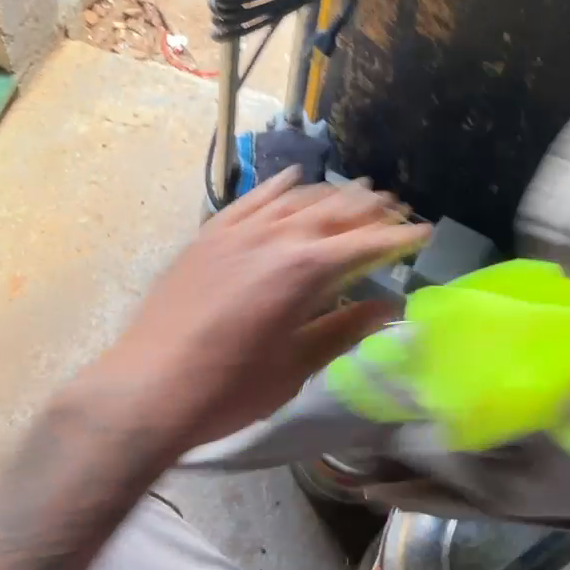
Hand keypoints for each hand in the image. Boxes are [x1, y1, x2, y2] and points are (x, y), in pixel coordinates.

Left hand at [94, 168, 430, 448]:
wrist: (147, 389)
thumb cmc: (229, 389)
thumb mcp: (296, 366)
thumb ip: (344, 329)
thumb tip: (387, 307)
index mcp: (303, 270)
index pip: (364, 242)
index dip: (397, 236)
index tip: (422, 230)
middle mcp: (274, 237)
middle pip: (332, 211)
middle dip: (368, 208)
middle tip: (394, 206)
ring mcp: (237, 231)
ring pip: (294, 199)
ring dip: (329, 193)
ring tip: (355, 190)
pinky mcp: (208, 236)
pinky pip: (251, 200)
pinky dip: (278, 187)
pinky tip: (293, 180)